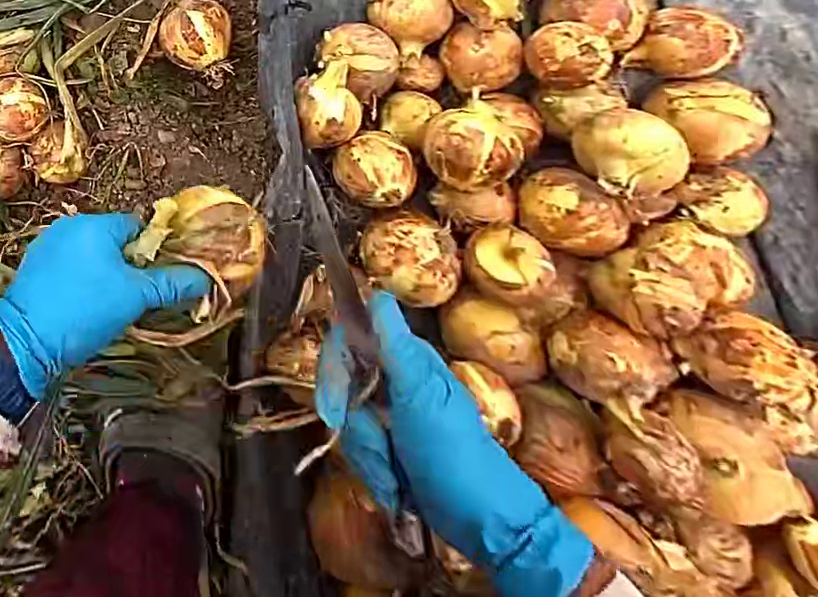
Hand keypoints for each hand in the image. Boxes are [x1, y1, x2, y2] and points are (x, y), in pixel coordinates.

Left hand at [0, 213, 210, 397]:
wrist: (24, 343)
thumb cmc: (84, 310)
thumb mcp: (134, 297)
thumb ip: (171, 283)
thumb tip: (205, 277)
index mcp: (95, 224)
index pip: (137, 226)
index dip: (150, 252)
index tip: (152, 279)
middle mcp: (70, 225)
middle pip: (114, 239)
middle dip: (127, 264)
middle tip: (132, 295)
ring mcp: (48, 244)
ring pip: (91, 253)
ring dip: (103, 272)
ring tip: (106, 303)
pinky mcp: (34, 265)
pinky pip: (69, 264)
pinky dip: (80, 279)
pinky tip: (82, 304)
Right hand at [332, 293, 594, 594]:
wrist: (485, 524)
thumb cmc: (455, 453)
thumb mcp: (422, 396)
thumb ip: (395, 344)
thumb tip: (377, 293)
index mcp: (404, 354)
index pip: (347, 338)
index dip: (333, 369)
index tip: (332, 409)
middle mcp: (393, 375)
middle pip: (342, 383)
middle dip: (357, 427)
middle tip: (379, 451)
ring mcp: (390, 411)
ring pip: (348, 420)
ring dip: (368, 455)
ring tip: (396, 477)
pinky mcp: (389, 443)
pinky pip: (358, 448)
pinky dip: (373, 472)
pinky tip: (396, 487)